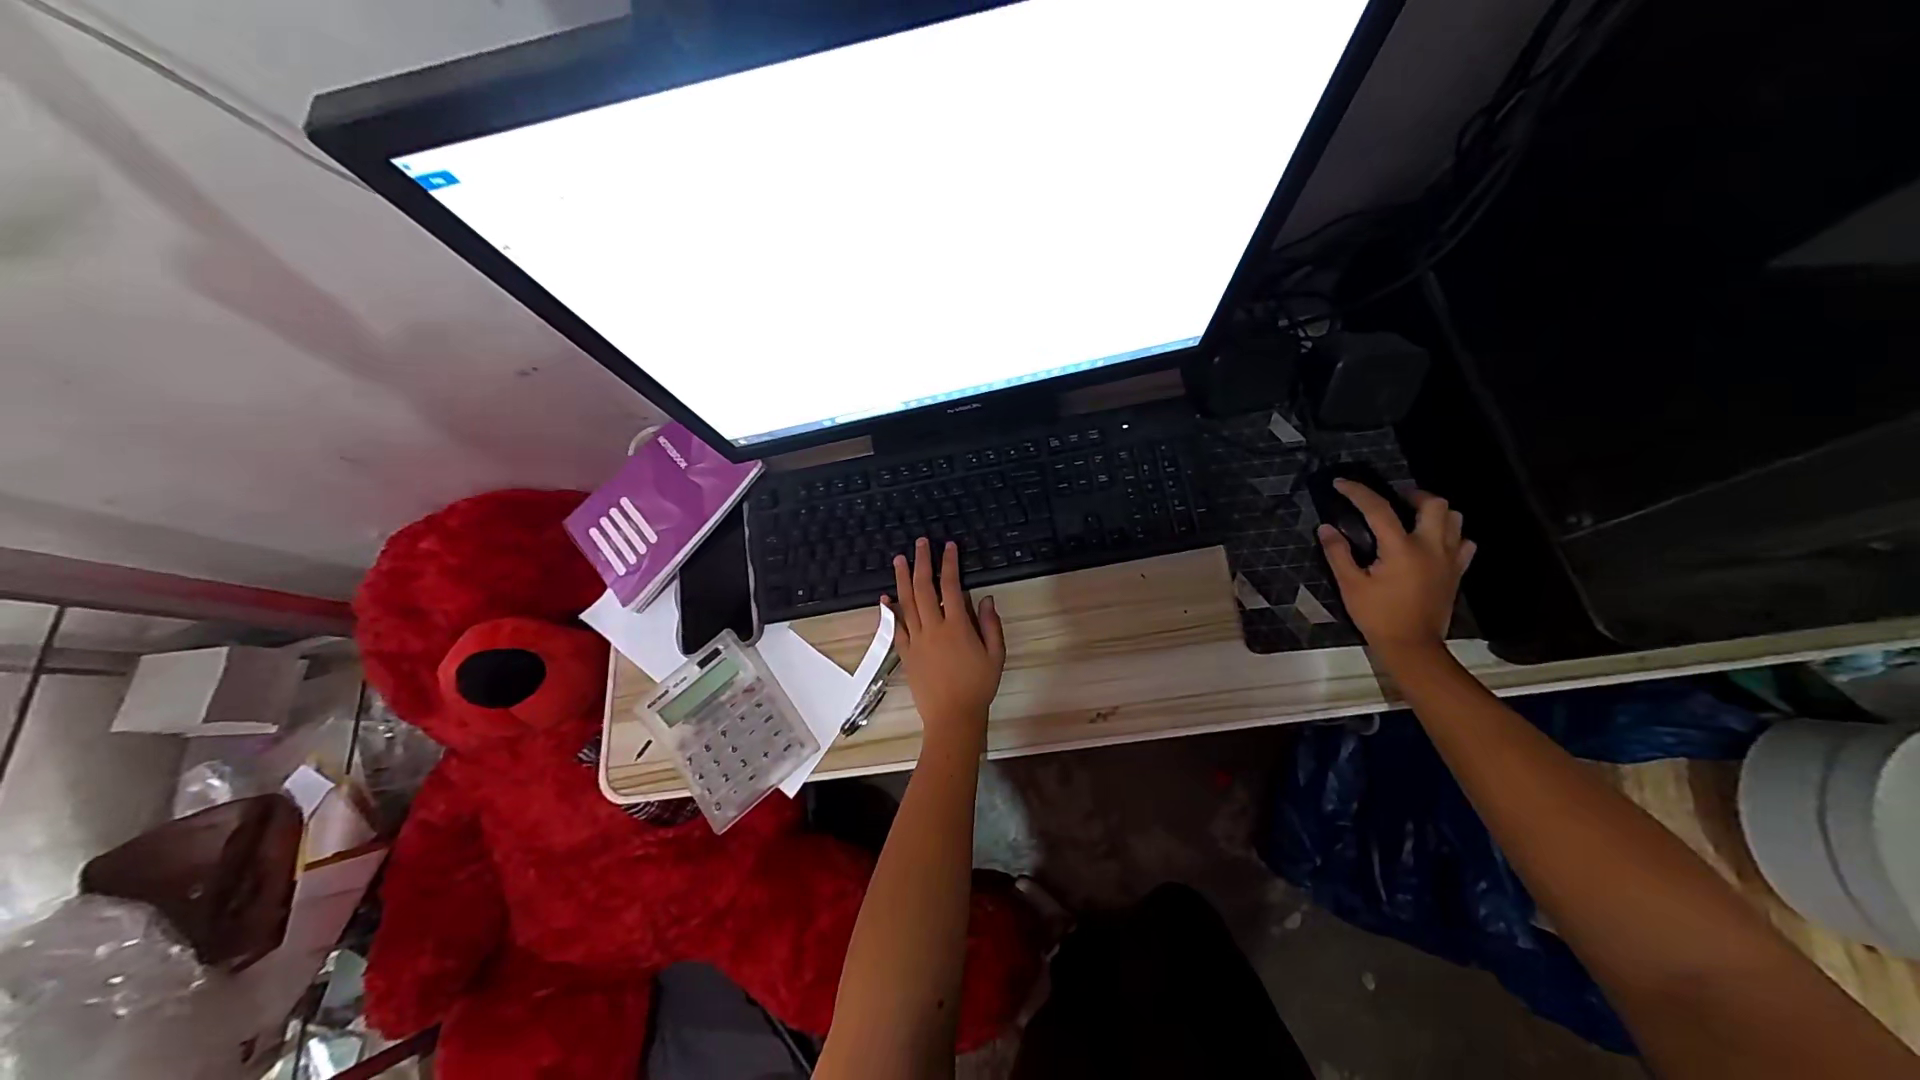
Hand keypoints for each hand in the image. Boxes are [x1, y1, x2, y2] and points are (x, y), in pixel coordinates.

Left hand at [883, 538, 1005, 740]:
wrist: (952, 717)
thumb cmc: (979, 686)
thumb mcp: (996, 655)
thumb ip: (990, 625)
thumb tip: (985, 598)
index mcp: (957, 626)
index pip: (951, 586)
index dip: (949, 563)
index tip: (949, 546)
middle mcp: (933, 628)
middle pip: (924, 588)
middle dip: (922, 562)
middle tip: (920, 543)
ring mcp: (916, 641)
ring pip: (906, 603)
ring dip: (902, 579)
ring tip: (899, 559)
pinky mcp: (906, 654)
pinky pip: (896, 628)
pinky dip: (890, 611)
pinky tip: (886, 598)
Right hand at [1317, 481, 1475, 658]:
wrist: (1413, 645)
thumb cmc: (1378, 616)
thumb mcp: (1350, 585)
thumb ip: (1338, 553)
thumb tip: (1325, 528)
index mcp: (1401, 549)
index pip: (1379, 509)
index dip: (1358, 492)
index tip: (1341, 484)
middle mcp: (1431, 547)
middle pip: (1433, 503)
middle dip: (1411, 493)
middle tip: (1392, 498)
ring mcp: (1449, 558)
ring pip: (1454, 518)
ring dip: (1433, 510)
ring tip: (1412, 515)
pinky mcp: (1457, 571)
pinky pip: (1463, 542)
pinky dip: (1450, 534)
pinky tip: (1432, 541)